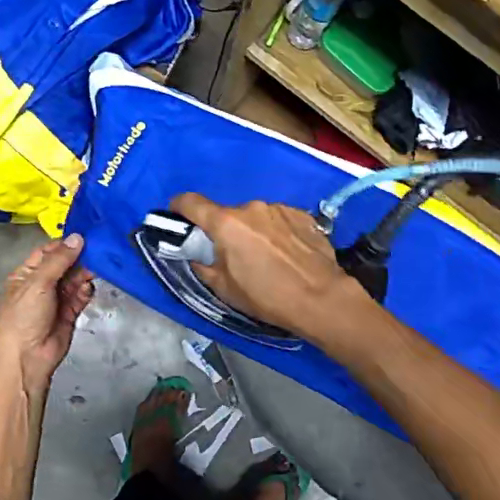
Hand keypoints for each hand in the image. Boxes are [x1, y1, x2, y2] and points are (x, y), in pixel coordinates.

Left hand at [0, 234, 95, 390]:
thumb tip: (77, 238)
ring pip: (76, 279)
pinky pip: (82, 295)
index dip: (65, 245)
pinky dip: (87, 291)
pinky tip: (88, 290)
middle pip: (65, 265)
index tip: (86, 237)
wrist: (29, 355)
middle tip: (98, 252)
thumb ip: (59, 260)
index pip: (48, 253)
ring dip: (85, 275)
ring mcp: (57, 298)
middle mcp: (42, 285)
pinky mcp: (70, 311)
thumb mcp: (38, 284)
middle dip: (80, 259)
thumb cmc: (23, 318)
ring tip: (96, 271)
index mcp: (26, 275)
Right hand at [172, 193, 370, 336]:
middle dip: (228, 231)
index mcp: (227, 223)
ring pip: (258, 217)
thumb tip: (198, 253)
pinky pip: (281, 220)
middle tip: (237, 256)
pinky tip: (289, 253)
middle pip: (230, 214)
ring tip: (269, 258)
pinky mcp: (304, 215)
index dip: (180, 208)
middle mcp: (253, 208)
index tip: (179, 218)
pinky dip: (279, 232)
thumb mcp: (224, 288)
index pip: (191, 202)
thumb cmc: (267, 296)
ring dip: (257, 231)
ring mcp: (281, 209)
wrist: (320, 297)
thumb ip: (203, 264)